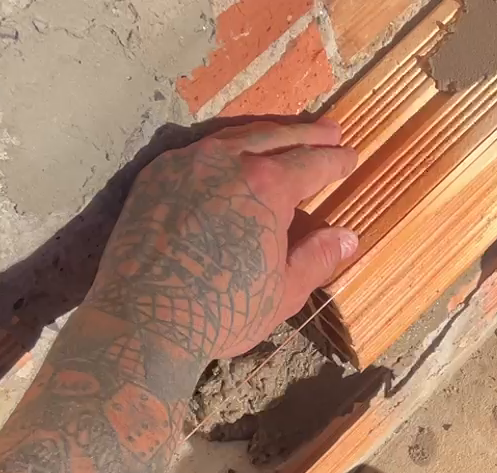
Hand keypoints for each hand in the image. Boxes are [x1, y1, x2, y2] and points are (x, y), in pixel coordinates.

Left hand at [86, 119, 359, 364]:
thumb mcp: (284, 293)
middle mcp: (227, 161)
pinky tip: (234, 156)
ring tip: (286, 135)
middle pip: (275, 136)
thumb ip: (317, 259)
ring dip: (267, 133)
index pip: (311, 163)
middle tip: (330, 131)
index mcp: (266, 187)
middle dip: (306, 134)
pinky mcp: (157, 175)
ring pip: (235, 136)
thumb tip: (348, 238)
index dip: (334, 161)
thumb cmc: (224, 311)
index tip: (350, 156)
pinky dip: (227, 146)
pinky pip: (201, 149)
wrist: (146, 317)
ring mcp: (187, 163)